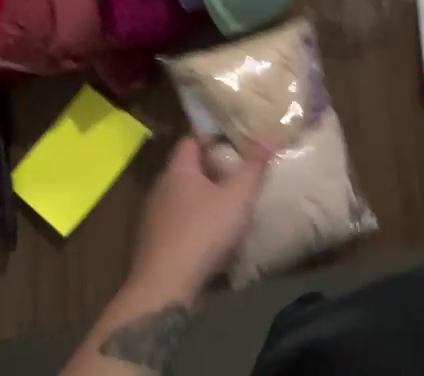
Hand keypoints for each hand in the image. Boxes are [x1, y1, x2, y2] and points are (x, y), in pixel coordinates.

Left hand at [127, 136, 268, 298]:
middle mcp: (160, 189)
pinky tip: (213, 231)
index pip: (192, 139)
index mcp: (177, 171)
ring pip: (182, 196)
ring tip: (231, 199)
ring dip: (204, 195)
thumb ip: (255, 164)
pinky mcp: (153, 244)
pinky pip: (178, 220)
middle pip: (187, 168)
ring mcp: (153, 218)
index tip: (237, 137)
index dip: (214, 135)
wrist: (164, 289)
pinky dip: (195, 218)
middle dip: (212, 166)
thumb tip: (271, 134)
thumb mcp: (238, 195)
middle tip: (241, 166)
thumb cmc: (203, 231)